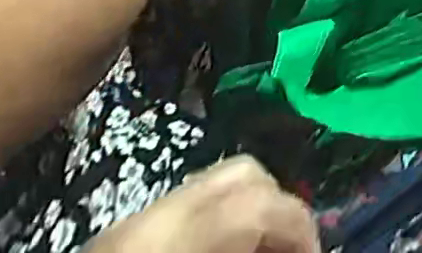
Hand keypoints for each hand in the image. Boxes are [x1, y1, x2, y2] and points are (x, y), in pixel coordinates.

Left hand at [85, 156, 317, 252]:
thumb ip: (238, 249)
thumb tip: (297, 250)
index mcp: (168, 243)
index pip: (254, 204)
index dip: (299, 229)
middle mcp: (153, 220)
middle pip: (241, 176)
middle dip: (281, 212)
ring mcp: (133, 226)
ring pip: (218, 185)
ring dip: (254, 214)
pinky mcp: (122, 239)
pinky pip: (192, 209)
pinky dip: (222, 226)